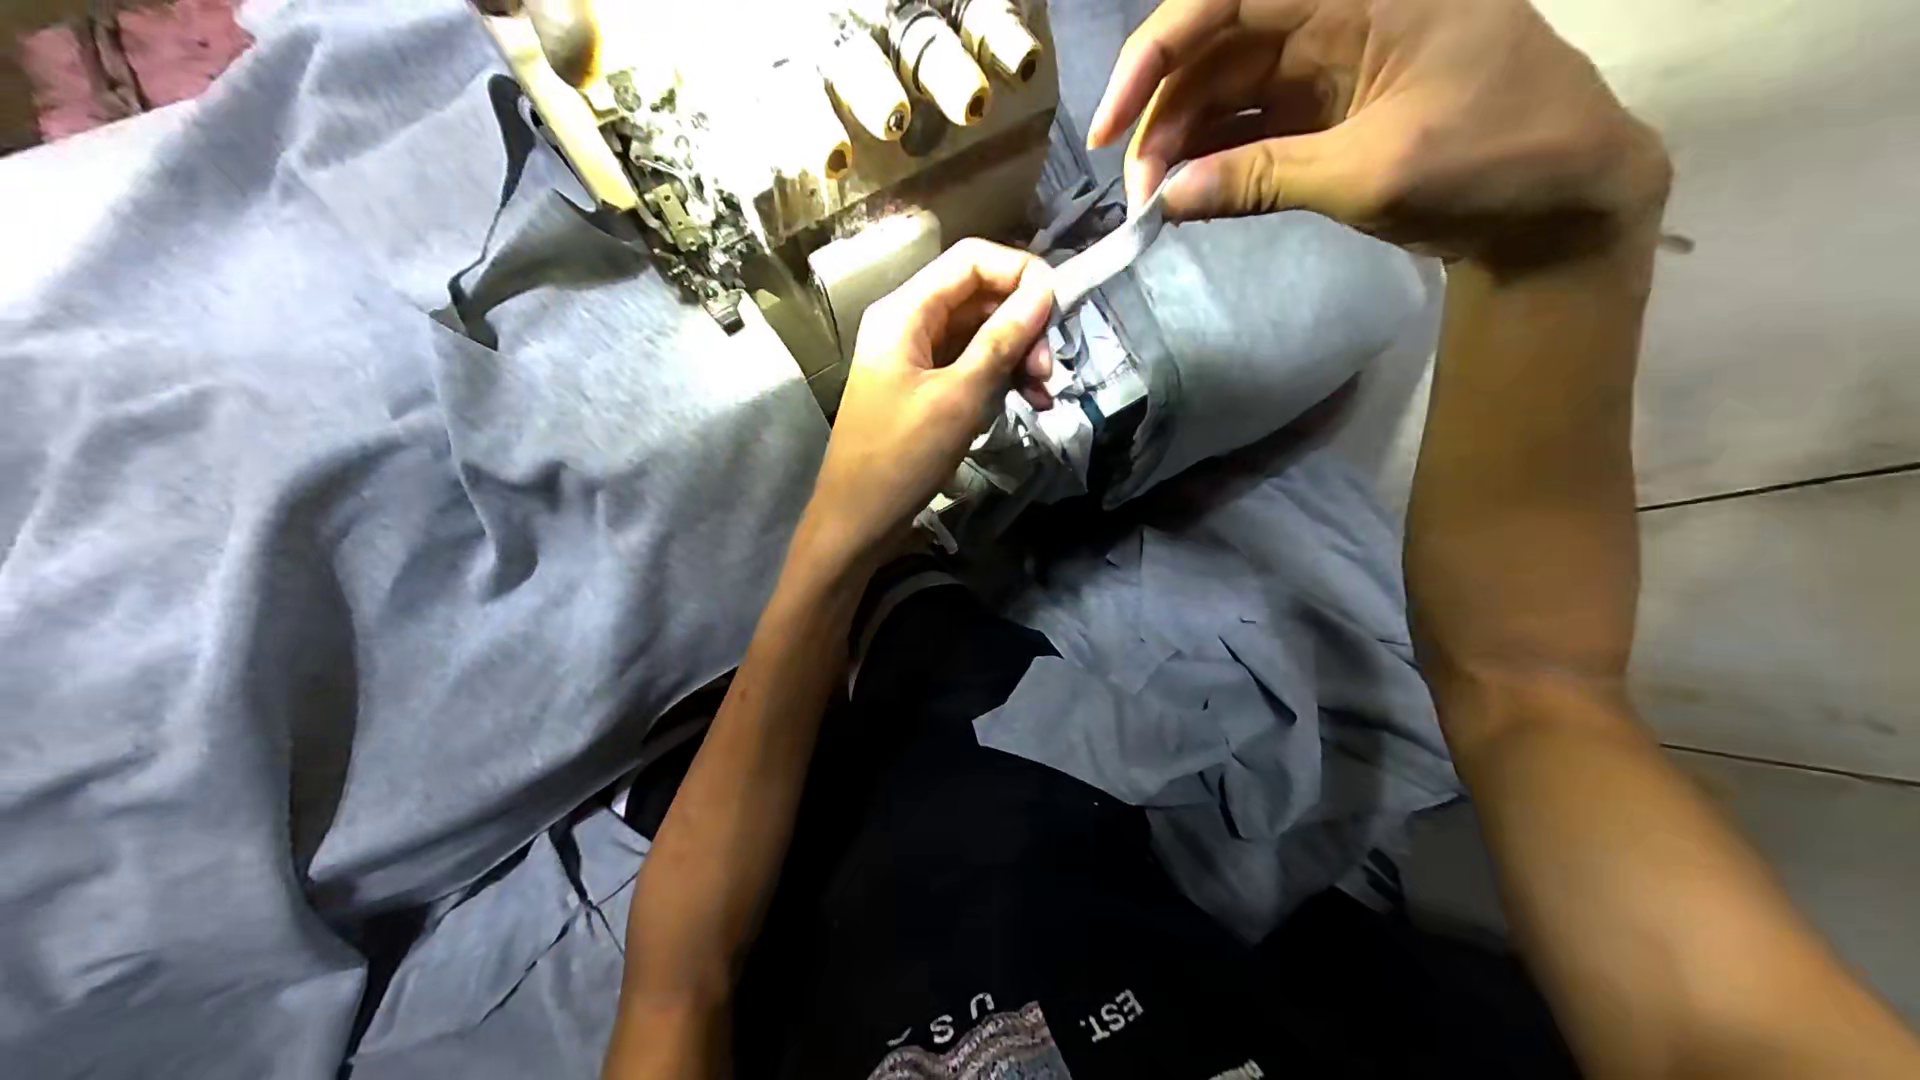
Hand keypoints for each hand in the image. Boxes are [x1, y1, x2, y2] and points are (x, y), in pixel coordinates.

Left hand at [798, 239, 1053, 567]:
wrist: (857, 520)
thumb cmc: (902, 457)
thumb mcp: (960, 396)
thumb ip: (1002, 339)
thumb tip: (1045, 292)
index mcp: (905, 311)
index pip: (972, 260)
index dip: (1021, 274)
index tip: (1058, 310)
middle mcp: (909, 324)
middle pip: (979, 296)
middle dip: (1023, 325)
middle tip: (1049, 370)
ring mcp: (915, 358)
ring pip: (979, 335)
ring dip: (1017, 356)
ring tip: (1044, 394)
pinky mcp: (924, 389)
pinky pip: (970, 367)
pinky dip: (1000, 380)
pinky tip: (1027, 403)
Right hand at [1087, 0, 1670, 270]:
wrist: (1554, 202)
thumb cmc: (1490, 160)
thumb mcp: (1370, 171)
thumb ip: (1260, 180)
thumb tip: (1166, 201)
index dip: (1154, 53)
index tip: (1110, 127)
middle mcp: (1335, 10)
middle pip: (1214, 47)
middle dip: (1163, 117)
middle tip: (1139, 194)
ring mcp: (1325, 62)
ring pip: (1222, 89)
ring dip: (1181, 145)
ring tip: (1156, 205)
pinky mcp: (1321, 111)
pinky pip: (1246, 126)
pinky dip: (1212, 163)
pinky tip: (1188, 197)